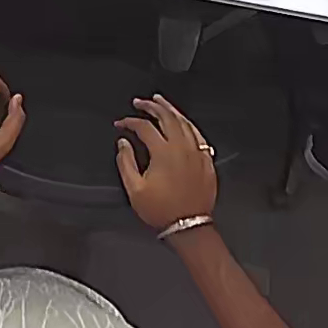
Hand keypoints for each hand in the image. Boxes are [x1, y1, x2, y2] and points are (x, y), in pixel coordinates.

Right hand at [114, 95, 216, 230]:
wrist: (189, 226)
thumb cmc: (162, 210)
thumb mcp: (135, 189)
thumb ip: (126, 162)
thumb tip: (123, 143)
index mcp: (164, 152)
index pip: (145, 127)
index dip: (130, 122)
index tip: (121, 124)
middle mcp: (182, 147)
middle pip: (166, 117)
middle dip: (151, 106)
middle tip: (140, 102)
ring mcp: (197, 152)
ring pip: (184, 121)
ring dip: (170, 109)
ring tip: (160, 102)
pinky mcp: (206, 159)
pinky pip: (198, 134)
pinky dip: (188, 123)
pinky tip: (182, 121)